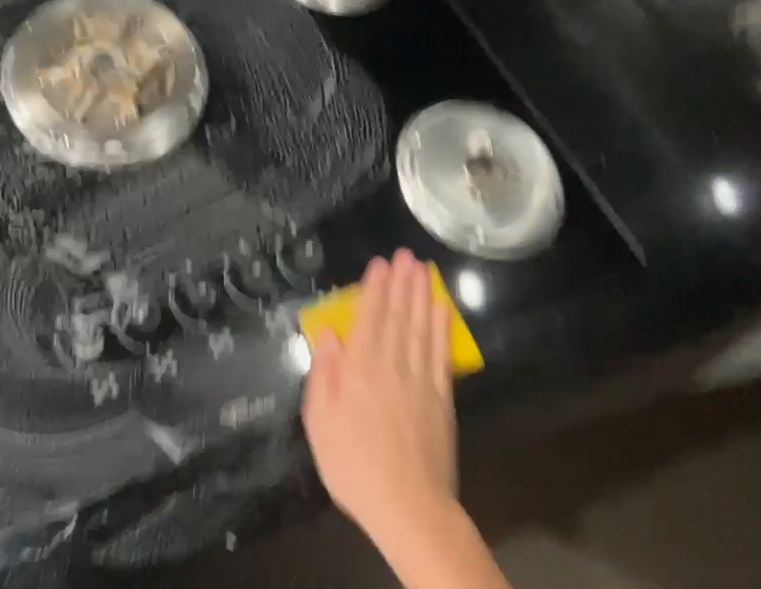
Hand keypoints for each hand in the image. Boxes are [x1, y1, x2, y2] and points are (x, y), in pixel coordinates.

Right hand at [301, 250, 458, 538]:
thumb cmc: (352, 466)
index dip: (374, 288)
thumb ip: (323, 374)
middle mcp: (392, 367)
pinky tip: (441, 309)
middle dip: (400, 283)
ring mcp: (421, 382)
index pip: (368, 319)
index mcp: (359, 371)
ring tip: (423, 269)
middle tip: (405, 254)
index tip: (380, 263)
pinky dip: (441, 328)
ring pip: (421, 328)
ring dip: (421, 296)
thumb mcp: (319, 422)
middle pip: (397, 317)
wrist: (408, 507)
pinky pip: (441, 354)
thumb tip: (328, 334)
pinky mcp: (441, 400)